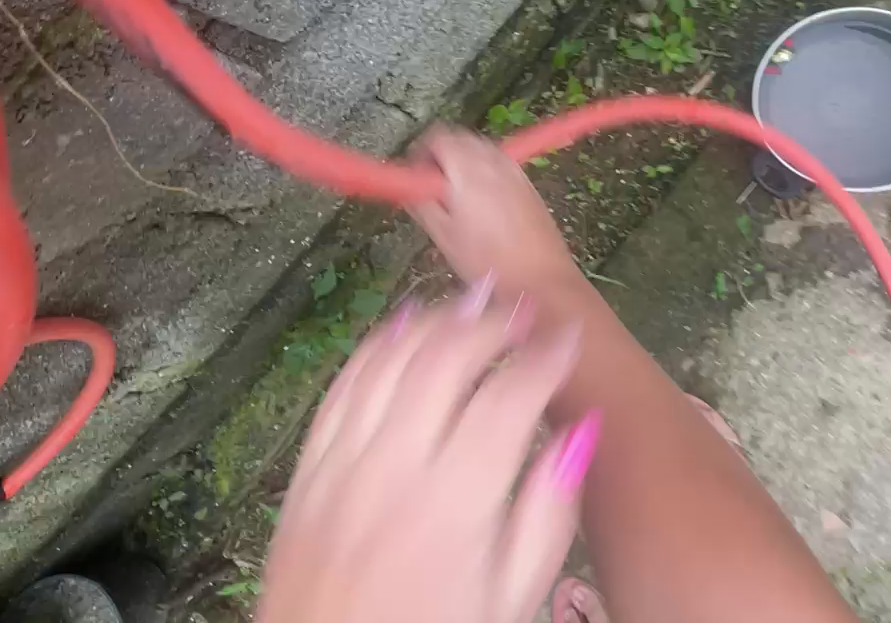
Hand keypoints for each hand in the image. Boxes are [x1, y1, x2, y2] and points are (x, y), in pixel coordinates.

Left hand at [258, 290, 597, 622]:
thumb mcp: (512, 601)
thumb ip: (548, 515)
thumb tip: (580, 431)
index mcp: (454, 505)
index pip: (508, 400)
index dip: (545, 357)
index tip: (570, 335)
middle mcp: (394, 466)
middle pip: (446, 359)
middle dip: (492, 322)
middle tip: (524, 308)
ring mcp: (344, 459)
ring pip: (393, 357)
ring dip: (438, 316)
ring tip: (475, 297)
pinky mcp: (309, 462)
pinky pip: (345, 382)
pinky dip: (379, 342)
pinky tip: (407, 320)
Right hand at [407, 125, 581, 292]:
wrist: (539, 277)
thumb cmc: (486, 260)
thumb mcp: (443, 235)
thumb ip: (422, 203)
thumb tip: (408, 187)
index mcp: (466, 169)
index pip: (437, 137)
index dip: (420, 152)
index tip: (415, 176)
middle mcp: (491, 160)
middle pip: (460, 137)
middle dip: (442, 154)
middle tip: (432, 186)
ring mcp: (513, 168)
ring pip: (480, 147)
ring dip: (464, 160)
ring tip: (456, 195)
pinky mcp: (527, 181)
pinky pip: (499, 161)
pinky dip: (484, 168)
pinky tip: (482, 200)